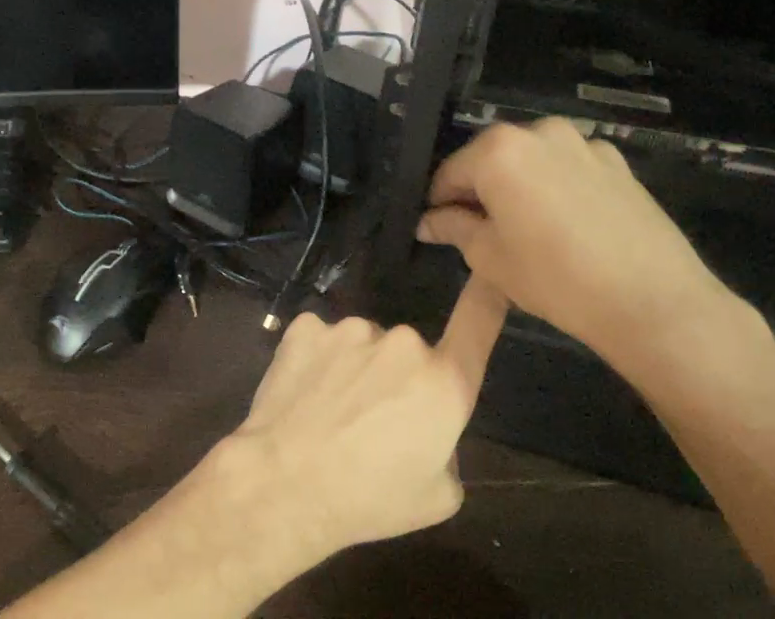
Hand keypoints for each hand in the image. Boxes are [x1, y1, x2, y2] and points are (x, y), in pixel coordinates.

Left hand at [213, 278, 508, 556]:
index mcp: (445, 382)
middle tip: (371, 418)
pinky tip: (304, 390)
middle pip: (407, 352)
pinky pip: (322, 338)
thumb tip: (426, 423)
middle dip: (397, 376)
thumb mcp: (439, 493)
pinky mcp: (305, 327)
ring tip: (331, 410)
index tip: (490, 275)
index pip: (478, 324)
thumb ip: (447, 445)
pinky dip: (317, 358)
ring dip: (354, 366)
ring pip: (363, 343)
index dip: (487, 297)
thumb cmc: (369, 499)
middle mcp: (402, 343)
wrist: (284, 482)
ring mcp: (350, 329)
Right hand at [414, 118, 732, 365]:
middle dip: (480, 191)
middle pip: (490, 160)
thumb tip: (428, 221)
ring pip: (531, 163)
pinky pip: (568, 170)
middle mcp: (539, 133)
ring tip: (526, 231)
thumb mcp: (487, 257)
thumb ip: (452, 227)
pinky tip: (565, 227)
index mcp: (498, 151)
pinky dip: (556, 188)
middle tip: (481, 233)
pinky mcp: (617, 164)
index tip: (437, 230)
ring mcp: (583, 145)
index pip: (448, 174)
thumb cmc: (556, 279)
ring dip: (519, 187)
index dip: (438, 204)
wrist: (654, 303)